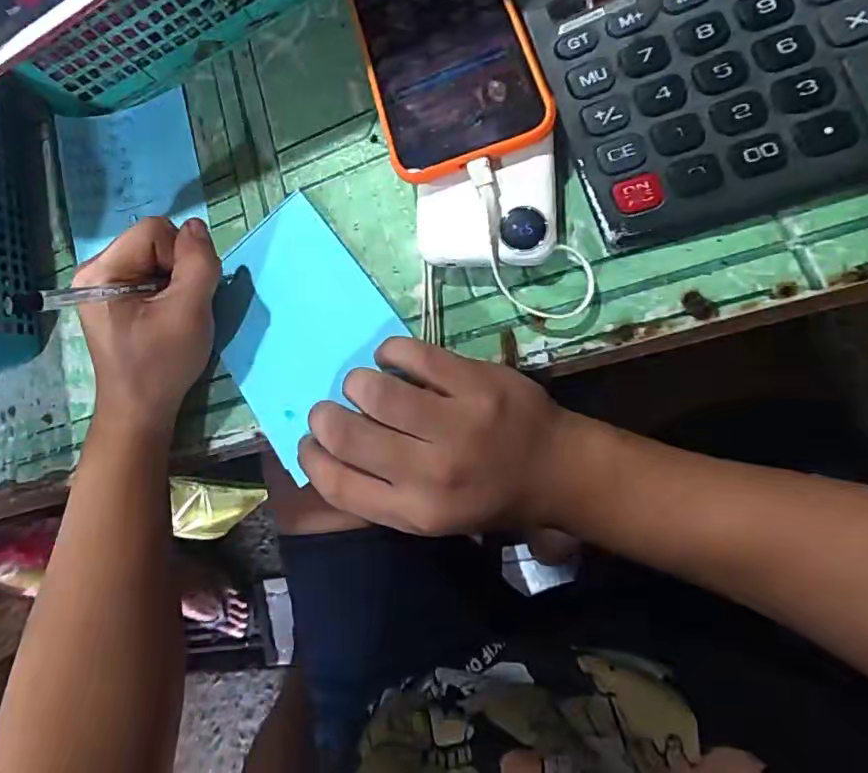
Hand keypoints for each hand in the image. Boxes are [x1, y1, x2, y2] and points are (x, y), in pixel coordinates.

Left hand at [75, 217, 221, 436]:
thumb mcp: (189, 310)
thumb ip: (197, 262)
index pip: (155, 230)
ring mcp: (102, 284)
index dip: (180, 255)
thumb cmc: (161, 364)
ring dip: (175, 279)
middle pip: (153, 240)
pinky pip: (149, 272)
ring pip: (155, 255)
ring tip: (173, 314)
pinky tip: (165, 316)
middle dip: (177, 267)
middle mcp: (95, 270)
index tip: (181, 294)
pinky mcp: (113, 297)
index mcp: (102, 270)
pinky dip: (167, 289)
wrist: (140, 412)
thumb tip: (196, 226)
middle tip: (180, 306)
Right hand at [298, 338, 585, 535]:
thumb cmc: (487, 496)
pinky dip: (389, 352)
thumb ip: (379, 491)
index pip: (337, 483)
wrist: (558, 468)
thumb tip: (324, 450)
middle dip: (325, 414)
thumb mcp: (432, 517)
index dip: (310, 456)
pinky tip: (394, 360)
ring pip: (373, 388)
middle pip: (346, 432)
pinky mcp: (474, 381)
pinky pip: (408, 353)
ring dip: (358, 382)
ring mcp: (456, 422)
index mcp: (417, 511)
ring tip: (368, 386)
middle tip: (334, 407)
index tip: (310, 440)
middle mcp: (433, 471)